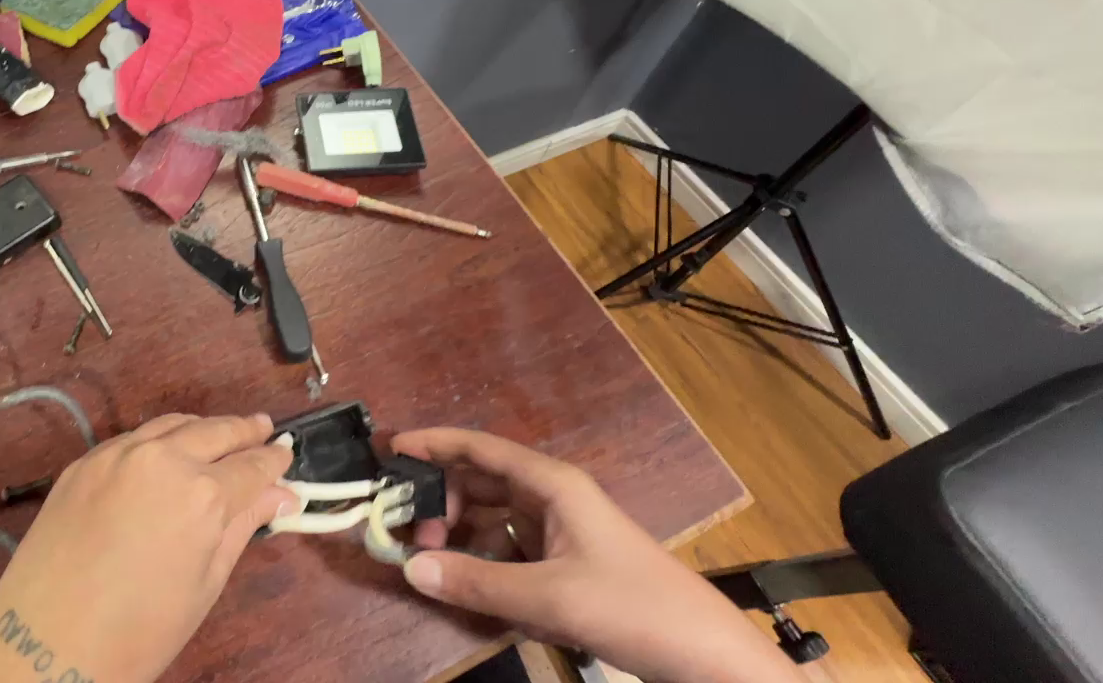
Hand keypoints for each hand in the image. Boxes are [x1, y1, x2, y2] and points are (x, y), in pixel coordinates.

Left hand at [0, 413, 296, 682]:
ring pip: (174, 424)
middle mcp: (163, 459)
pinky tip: (166, 453)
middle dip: (245, 429)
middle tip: (263, 428)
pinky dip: (161, 439)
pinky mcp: (86, 459)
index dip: (273, 461)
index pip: (252, 466)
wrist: (45, 644)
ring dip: (204, 427)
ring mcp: (120, 453)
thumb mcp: (204, 584)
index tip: (286, 456)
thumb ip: (242, 527)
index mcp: (202, 495)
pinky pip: (135, 437)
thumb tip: (281, 495)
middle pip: (217, 430)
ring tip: (221, 434)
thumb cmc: (138, 631)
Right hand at [391, 428, 802, 682]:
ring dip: (460, 532)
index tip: (392, 450)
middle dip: (441, 498)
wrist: (710, 659)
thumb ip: (478, 583)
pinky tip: (469, 582)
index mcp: (550, 483)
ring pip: (493, 517)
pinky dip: (484, 559)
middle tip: (407, 527)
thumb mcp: (550, 597)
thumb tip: (411, 567)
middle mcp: (550, 496)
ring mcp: (560, 529)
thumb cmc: (633, 606)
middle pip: (481, 481)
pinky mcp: (566, 562)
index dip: (434, 443)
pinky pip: (510, 548)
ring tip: (432, 558)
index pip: (479, 448)